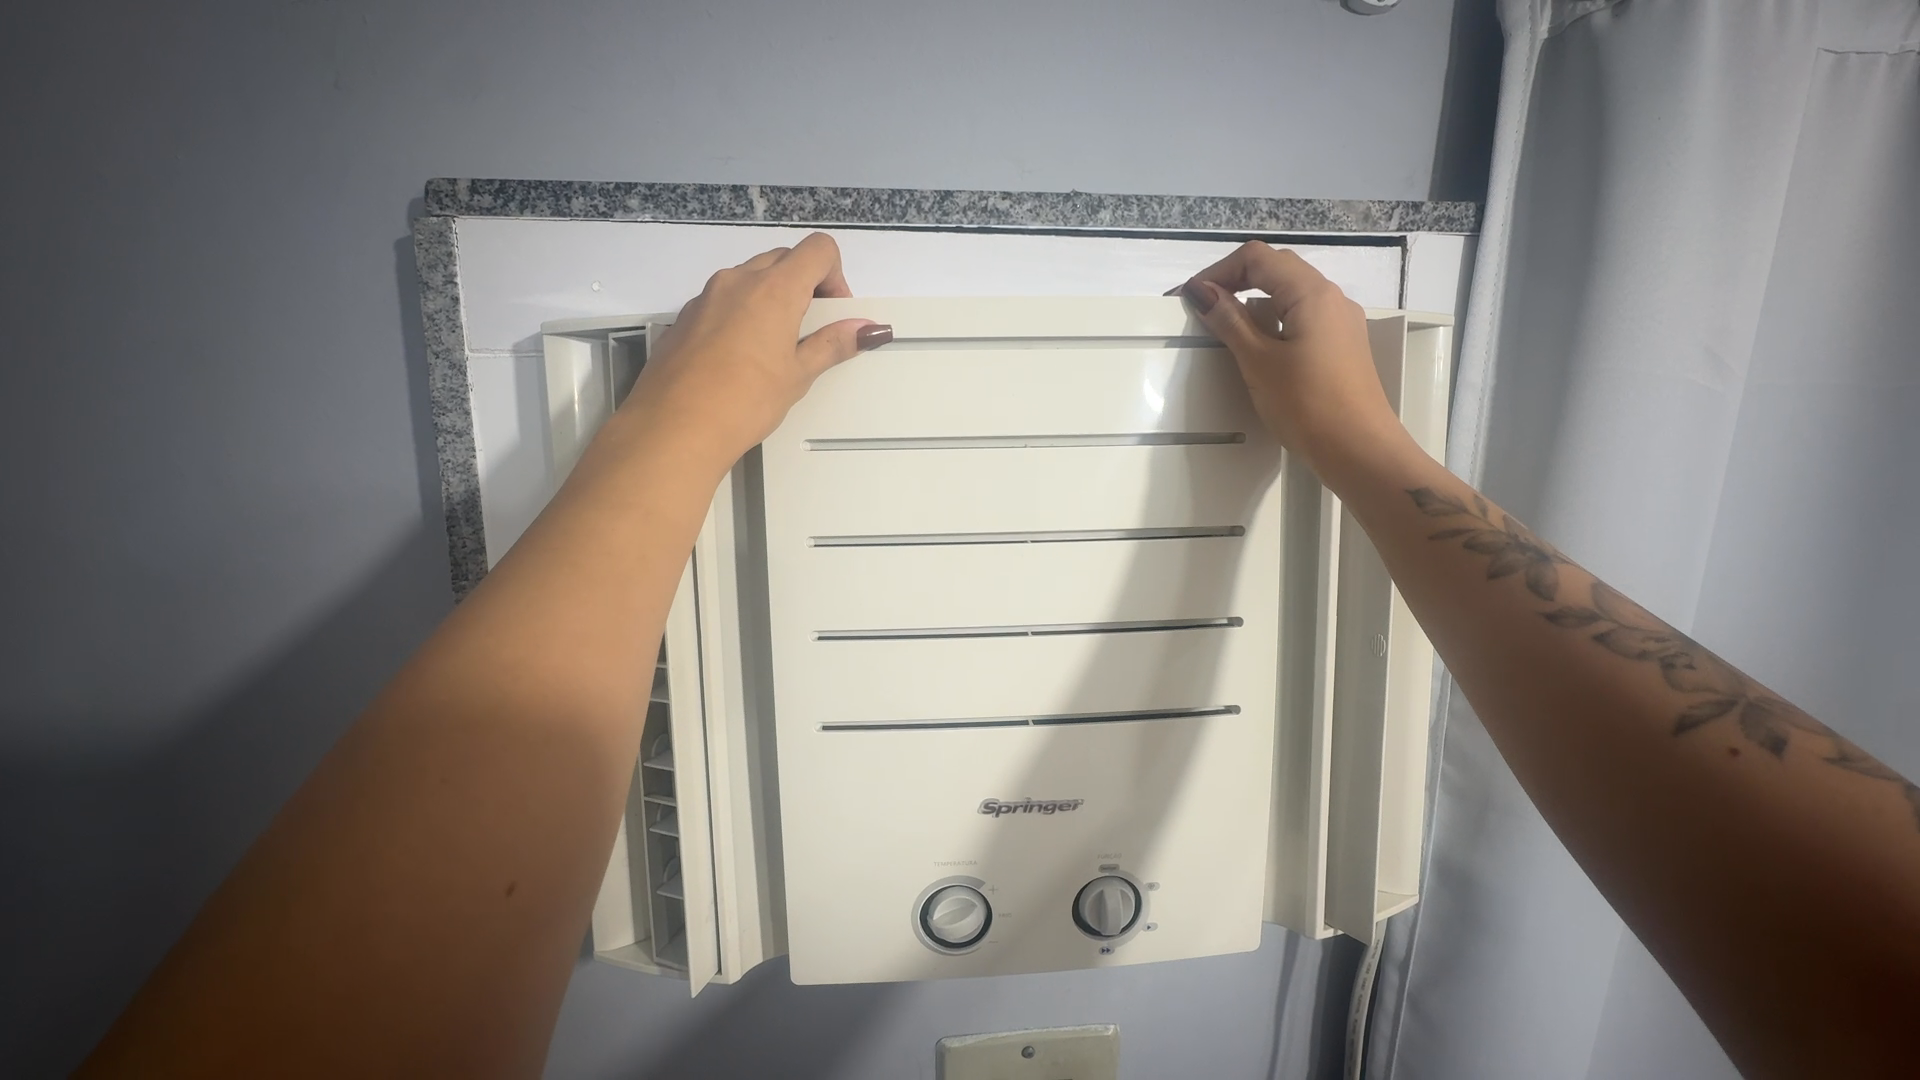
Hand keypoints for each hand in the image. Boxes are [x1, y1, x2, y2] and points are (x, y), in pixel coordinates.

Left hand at [622, 233, 889, 468]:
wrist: (675, 426)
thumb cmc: (744, 400)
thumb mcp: (798, 374)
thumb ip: (834, 344)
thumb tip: (870, 329)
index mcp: (774, 288)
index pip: (818, 250)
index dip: (835, 276)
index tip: (833, 314)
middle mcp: (738, 280)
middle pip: (784, 259)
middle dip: (806, 286)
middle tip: (811, 331)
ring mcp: (706, 295)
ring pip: (751, 277)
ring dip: (773, 298)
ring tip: (775, 348)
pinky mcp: (685, 316)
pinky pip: (723, 299)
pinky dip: (742, 313)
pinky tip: (741, 358)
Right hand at [1179, 242, 1415, 481]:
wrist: (1358, 450)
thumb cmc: (1307, 405)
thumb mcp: (1259, 362)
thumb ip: (1230, 321)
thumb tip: (1202, 291)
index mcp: (1311, 293)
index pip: (1258, 258)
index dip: (1218, 271)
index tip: (1190, 297)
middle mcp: (1331, 298)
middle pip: (1276, 269)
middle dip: (1234, 281)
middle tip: (1201, 309)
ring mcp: (1339, 323)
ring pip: (1290, 294)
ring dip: (1253, 302)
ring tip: (1223, 329)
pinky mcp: (1340, 347)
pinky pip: (1301, 318)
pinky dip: (1272, 321)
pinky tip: (1256, 349)